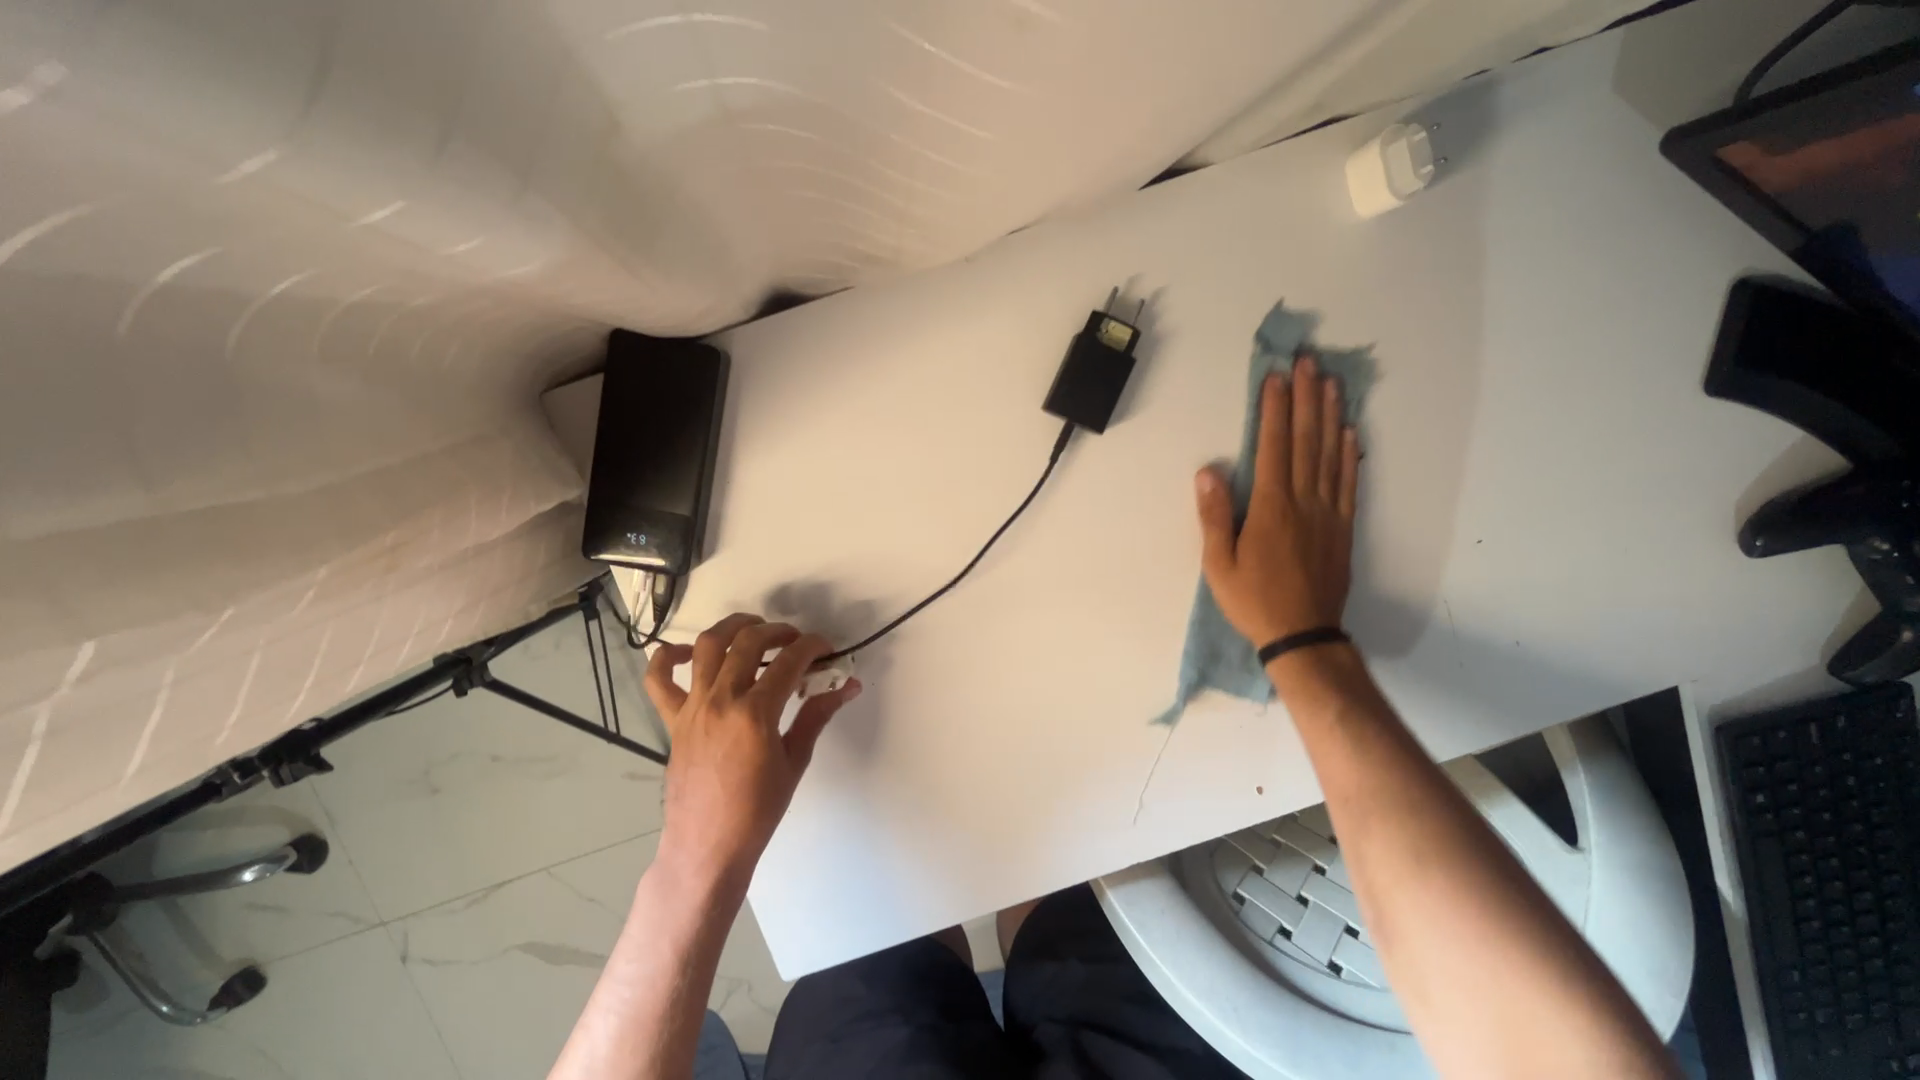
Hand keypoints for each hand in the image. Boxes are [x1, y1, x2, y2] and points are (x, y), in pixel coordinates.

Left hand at [642, 614, 861, 888]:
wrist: (707, 846)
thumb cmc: (757, 811)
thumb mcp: (794, 762)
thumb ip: (817, 716)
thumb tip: (848, 687)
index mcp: (756, 713)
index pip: (790, 661)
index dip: (813, 647)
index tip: (826, 649)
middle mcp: (721, 700)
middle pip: (749, 642)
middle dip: (778, 631)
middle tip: (795, 640)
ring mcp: (692, 707)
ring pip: (707, 646)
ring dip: (732, 628)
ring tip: (752, 630)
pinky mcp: (673, 719)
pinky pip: (659, 679)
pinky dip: (667, 657)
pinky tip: (686, 653)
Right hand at [1195, 355, 1359, 645]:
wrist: (1303, 635)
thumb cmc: (1253, 601)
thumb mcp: (1219, 564)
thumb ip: (1215, 516)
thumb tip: (1209, 472)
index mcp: (1270, 508)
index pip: (1273, 447)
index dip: (1274, 410)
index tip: (1276, 377)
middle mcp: (1304, 501)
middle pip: (1306, 440)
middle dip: (1306, 398)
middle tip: (1308, 362)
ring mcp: (1328, 513)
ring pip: (1330, 454)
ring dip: (1331, 415)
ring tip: (1331, 382)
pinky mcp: (1343, 527)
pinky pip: (1349, 483)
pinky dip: (1350, 454)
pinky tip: (1350, 431)